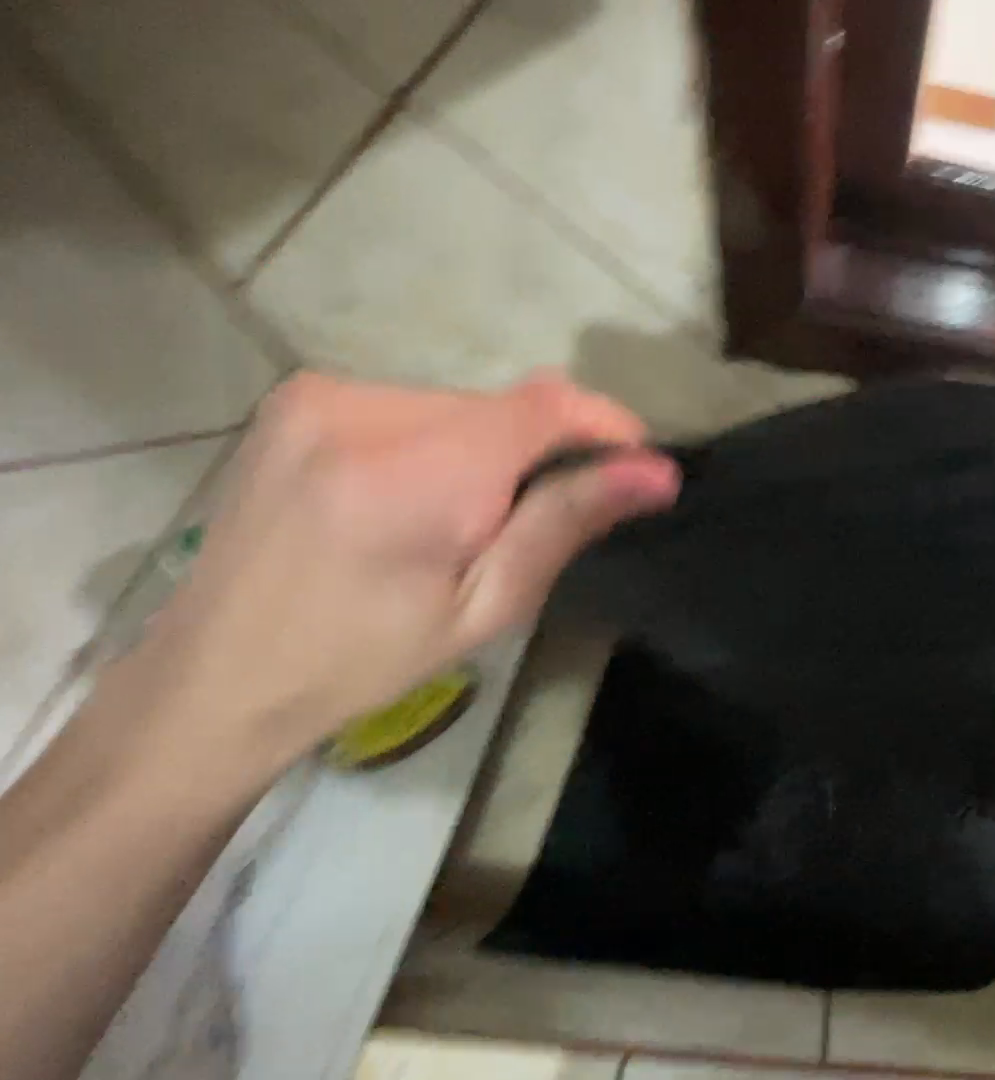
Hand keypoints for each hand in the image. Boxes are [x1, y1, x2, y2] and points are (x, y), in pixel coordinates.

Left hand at [109, 371, 678, 776]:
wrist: (219, 673)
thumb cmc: (368, 658)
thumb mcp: (488, 606)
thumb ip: (566, 523)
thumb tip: (655, 473)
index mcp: (414, 476)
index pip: (544, 405)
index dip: (604, 423)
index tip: (636, 464)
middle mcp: (363, 413)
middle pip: (507, 406)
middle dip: (543, 452)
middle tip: (532, 524)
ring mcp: (320, 397)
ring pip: (465, 404)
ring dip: (493, 449)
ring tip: (465, 519)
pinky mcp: (300, 399)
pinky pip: (417, 404)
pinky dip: (444, 442)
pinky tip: (418, 496)